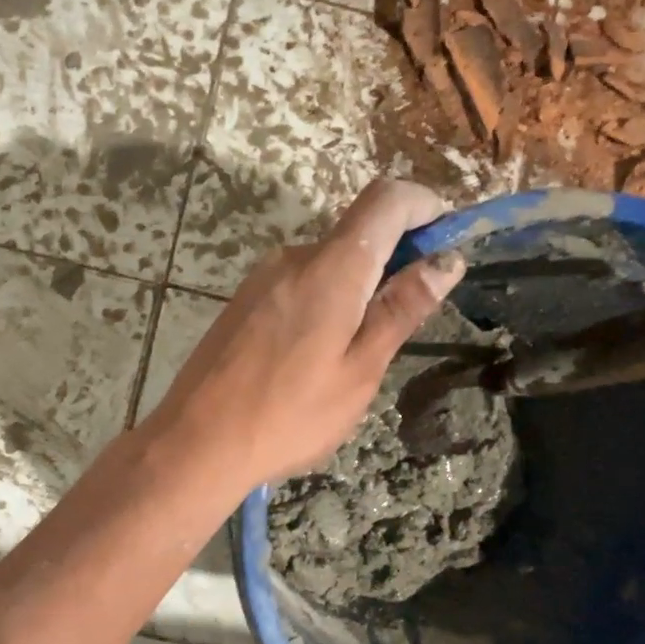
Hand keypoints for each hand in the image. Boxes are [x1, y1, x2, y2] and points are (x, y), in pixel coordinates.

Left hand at [141, 179, 466, 488]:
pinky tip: (316, 358)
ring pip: (326, 265)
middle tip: (409, 317)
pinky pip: (297, 286)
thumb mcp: (359, 371)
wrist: (196, 444)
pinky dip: (325, 302)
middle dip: (394, 259)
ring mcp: (261, 280)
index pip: (387, 199)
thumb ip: (400, 310)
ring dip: (357, 288)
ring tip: (359, 353)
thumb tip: (445, 261)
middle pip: (356, 233)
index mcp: (330, 267)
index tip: (448, 240)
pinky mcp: (241, 304)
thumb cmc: (288, 417)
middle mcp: (292, 258)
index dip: (426, 206)